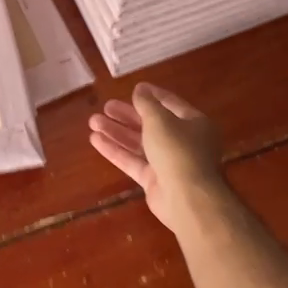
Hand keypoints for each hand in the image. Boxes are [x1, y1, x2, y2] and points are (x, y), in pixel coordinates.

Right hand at [88, 83, 230, 234]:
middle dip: (127, 115)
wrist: (187, 199)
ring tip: (93, 121)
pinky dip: (116, 151)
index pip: (170, 104)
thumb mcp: (160, 120)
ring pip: (139, 143)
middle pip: (151, 124)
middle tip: (106, 107)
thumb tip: (140, 89)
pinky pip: (133, 161)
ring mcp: (168, 162)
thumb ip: (146, 104)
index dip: (151, 95)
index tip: (133, 88)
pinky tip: (95, 140)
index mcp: (194, 123)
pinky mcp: (154, 180)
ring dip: (117, 132)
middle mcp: (183, 142)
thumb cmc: (178, 150)